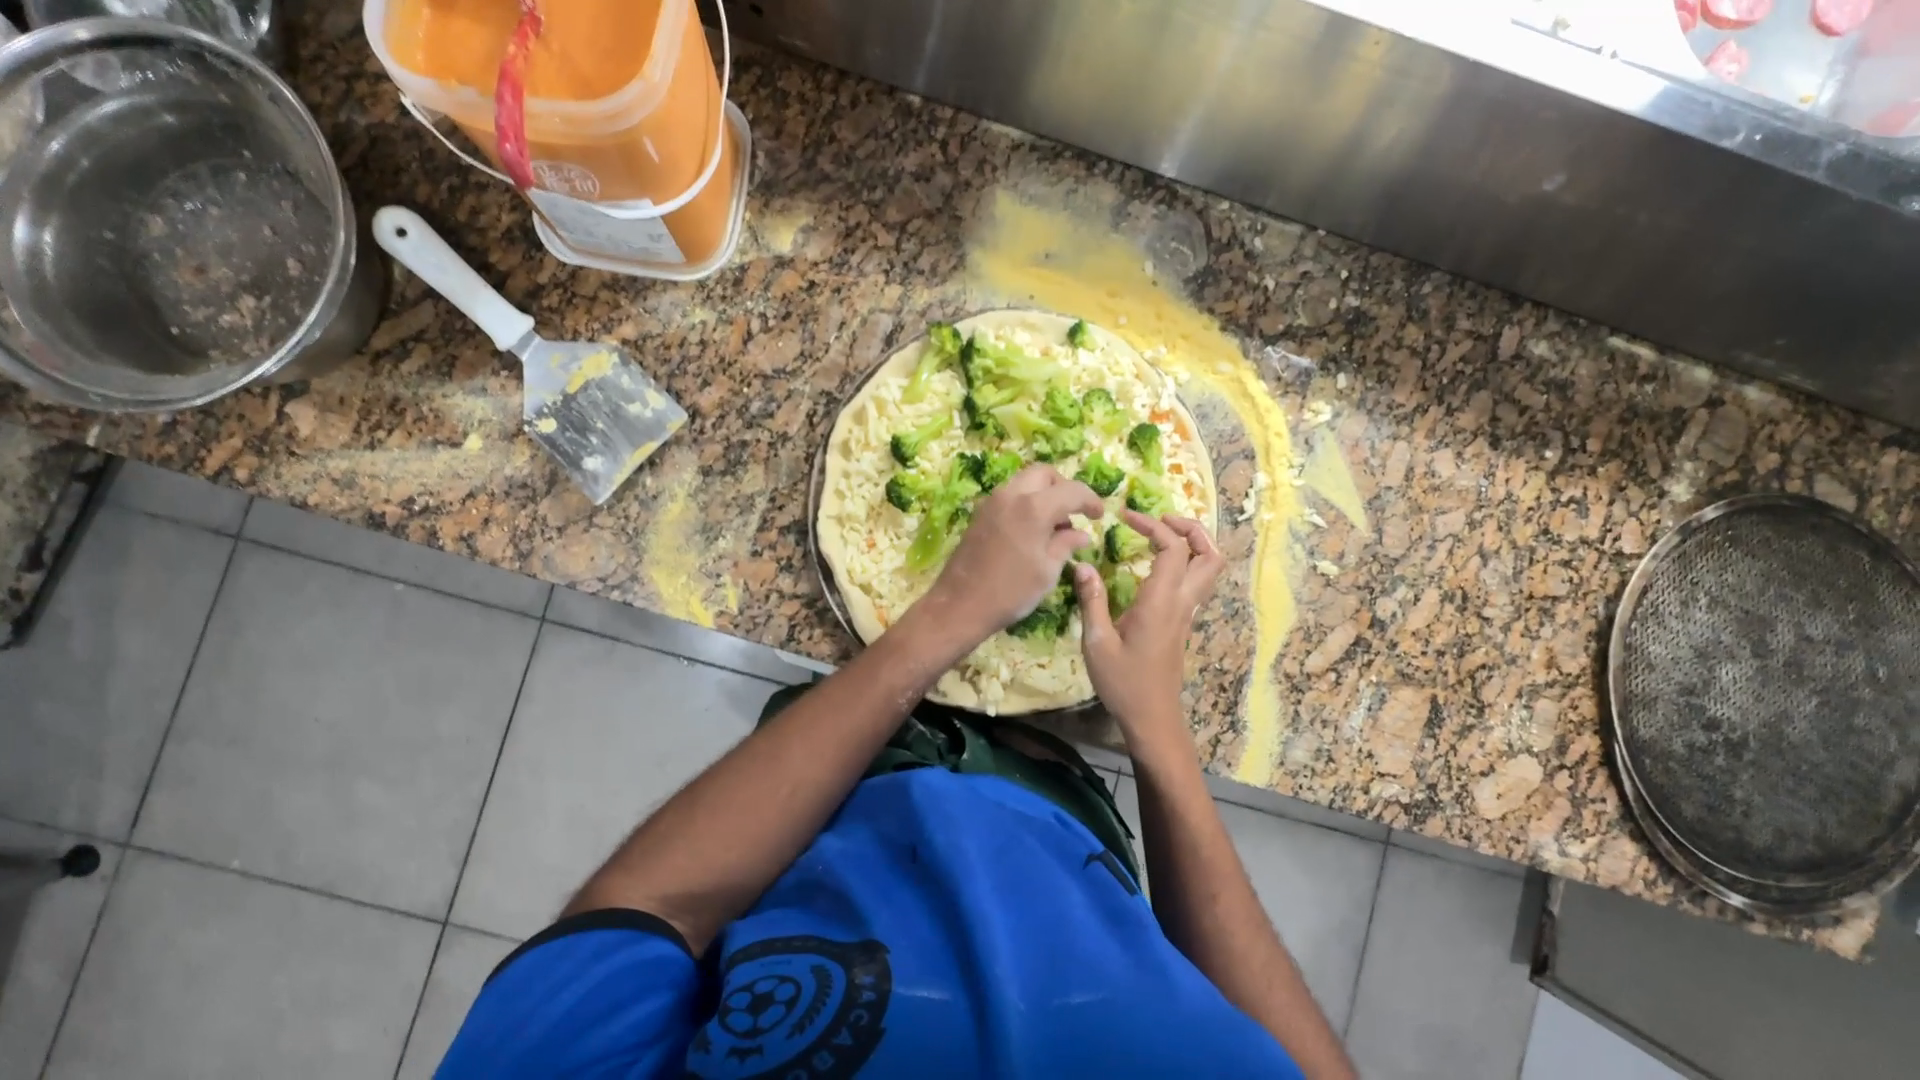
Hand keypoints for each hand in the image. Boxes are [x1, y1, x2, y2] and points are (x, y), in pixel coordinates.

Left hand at [918, 465, 1102, 644]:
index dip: (1090, 500)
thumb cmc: (1010, 591)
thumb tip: (1081, 534)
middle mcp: (1011, 495)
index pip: (1072, 490)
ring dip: (1043, 494)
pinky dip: (1025, 502)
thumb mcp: (1047, 571)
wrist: (960, 605)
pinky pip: (1009, 496)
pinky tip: (1031, 531)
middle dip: (1064, 488)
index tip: (1100, 516)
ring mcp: (991, 502)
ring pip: (1024, 482)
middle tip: (1074, 514)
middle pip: (1044, 474)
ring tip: (1054, 526)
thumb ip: (1066, 544)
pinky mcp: (979, 514)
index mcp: (1033, 507)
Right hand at [1071, 511, 1223, 734]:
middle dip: (1189, 528)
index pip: (1174, 548)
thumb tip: (1082, 564)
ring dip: (1193, 544)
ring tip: (1160, 535)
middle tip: (1158, 521)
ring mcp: (1187, 612)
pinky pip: (1196, 581)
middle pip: (1209, 553)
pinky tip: (1154, 565)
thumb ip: (1091, 600)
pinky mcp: (1183, 622)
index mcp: (1161, 602)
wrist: (1151, 717)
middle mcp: (1181, 602)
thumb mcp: (1096, 642)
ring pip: (1210, 568)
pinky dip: (1185, 561)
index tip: (1126, 517)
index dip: (1154, 525)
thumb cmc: (1122, 683)